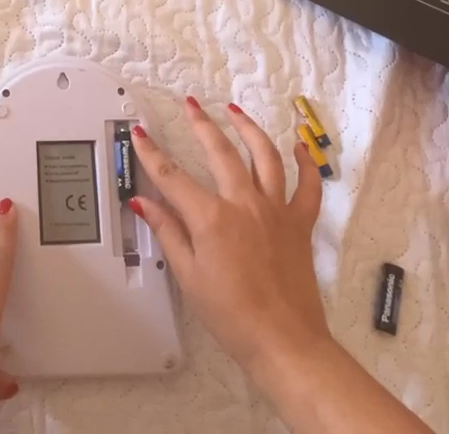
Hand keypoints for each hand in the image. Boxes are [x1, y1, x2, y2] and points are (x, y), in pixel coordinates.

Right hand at [131, 98, 427, 433]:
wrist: (285, 342)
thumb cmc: (233, 316)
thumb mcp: (188, 276)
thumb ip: (168, 232)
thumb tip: (144, 204)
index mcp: (211, 218)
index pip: (171, 176)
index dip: (151, 152)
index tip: (140, 133)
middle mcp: (244, 205)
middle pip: (220, 152)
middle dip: (201, 124)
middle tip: (190, 105)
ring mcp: (275, 211)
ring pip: (264, 156)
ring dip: (248, 128)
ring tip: (235, 110)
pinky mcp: (299, 224)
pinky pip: (308, 186)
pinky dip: (306, 162)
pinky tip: (298, 145)